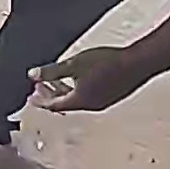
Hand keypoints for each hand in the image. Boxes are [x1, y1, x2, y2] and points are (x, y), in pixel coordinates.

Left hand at [28, 45, 157, 113]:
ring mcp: (102, 102)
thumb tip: (32, 75)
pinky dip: (75, 91)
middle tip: (39, 88)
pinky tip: (75, 80)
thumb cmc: (107, 62)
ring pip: (76, 100)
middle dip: (50, 95)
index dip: (41, 101)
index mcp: (79, 101)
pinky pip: (87, 97)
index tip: (31, 97)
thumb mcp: (73, 64)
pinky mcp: (111, 96)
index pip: (54, 106)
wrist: (139, 62)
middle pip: (64, 104)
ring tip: (54, 82)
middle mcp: (91, 106)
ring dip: (63, 92)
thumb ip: (51, 72)